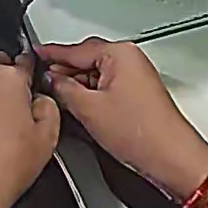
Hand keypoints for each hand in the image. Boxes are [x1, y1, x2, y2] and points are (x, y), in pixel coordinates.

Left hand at [0, 52, 60, 207]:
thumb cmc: (3, 164)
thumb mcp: (48, 136)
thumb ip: (49, 107)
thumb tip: (43, 100)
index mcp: (9, 77)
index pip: (26, 60)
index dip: (33, 71)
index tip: (35, 80)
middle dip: (10, 74)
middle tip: (21, 100)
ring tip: (5, 120)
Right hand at [41, 38, 207, 197]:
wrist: (171, 158)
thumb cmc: (143, 134)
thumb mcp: (87, 108)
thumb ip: (62, 87)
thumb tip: (52, 79)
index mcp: (120, 53)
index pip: (75, 49)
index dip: (51, 54)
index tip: (36, 54)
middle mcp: (130, 59)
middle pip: (86, 58)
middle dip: (65, 71)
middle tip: (44, 81)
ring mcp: (135, 74)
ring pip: (95, 72)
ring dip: (78, 85)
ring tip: (63, 100)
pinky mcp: (137, 90)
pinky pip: (106, 84)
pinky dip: (91, 93)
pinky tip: (81, 107)